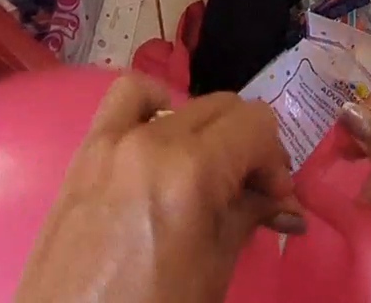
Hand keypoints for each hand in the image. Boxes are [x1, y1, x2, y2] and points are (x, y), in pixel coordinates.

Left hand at [16, 75, 305, 302]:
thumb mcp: (213, 272)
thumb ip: (249, 216)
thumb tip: (284, 202)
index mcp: (191, 173)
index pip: (256, 125)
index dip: (274, 160)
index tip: (275, 200)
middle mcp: (153, 141)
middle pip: (224, 108)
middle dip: (248, 147)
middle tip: (251, 194)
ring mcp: (114, 141)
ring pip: (183, 101)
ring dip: (207, 128)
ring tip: (207, 170)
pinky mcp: (85, 151)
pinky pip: (126, 97)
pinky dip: (153, 105)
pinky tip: (160, 140)